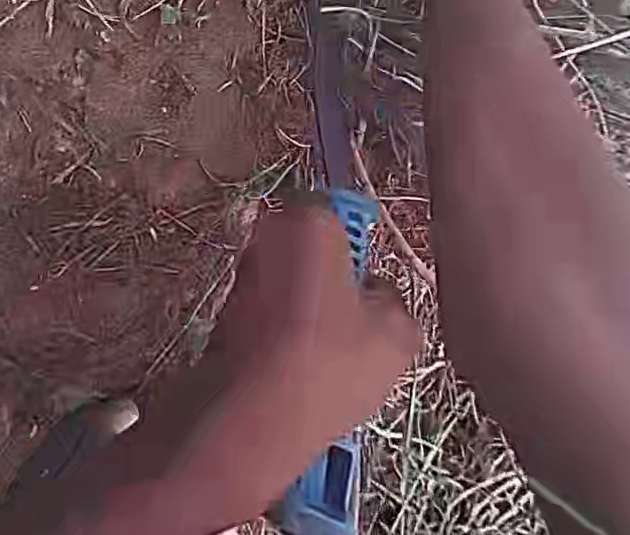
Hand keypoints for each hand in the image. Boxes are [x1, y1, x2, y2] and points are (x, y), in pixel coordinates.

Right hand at [0, 197, 419, 534]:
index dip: (344, 244)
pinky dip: (247, 322)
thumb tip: (306, 206)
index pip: (377, 271)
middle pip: (329, 287)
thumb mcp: (314, 237)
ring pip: (291, 310)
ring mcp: (322, 390)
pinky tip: (232, 321)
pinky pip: (264, 341)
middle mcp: (368, 365)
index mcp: (396, 331)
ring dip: (264, 286)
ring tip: (247, 285)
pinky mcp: (277, 402)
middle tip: (271, 255)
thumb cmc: (294, 327)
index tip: (309, 231)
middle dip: (293, 263)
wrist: (234, 423)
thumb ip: (315, 211)